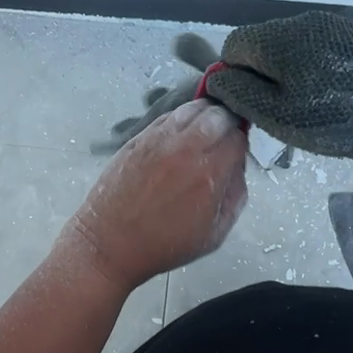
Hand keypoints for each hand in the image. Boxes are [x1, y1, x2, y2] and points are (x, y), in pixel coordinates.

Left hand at [62, 99, 248, 290]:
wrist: (111, 242)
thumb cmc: (166, 244)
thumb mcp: (215, 234)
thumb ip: (235, 196)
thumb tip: (238, 167)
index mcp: (210, 173)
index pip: (238, 138)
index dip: (240, 145)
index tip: (234, 155)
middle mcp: (188, 148)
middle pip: (219, 115)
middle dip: (226, 124)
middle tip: (221, 139)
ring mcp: (161, 138)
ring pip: (193, 108)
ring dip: (204, 115)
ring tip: (202, 131)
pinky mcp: (141, 136)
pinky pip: (169, 115)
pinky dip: (181, 119)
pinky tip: (180, 134)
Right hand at [204, 12, 352, 203]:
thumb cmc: (328, 119)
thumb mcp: (274, 114)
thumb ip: (238, 91)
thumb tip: (216, 76)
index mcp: (276, 38)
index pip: (235, 46)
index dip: (236, 73)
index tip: (252, 100)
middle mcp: (300, 21)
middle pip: (263, 42)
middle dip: (263, 70)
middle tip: (281, 105)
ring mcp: (329, 24)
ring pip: (291, 42)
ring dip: (289, 66)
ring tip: (309, 99)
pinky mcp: (352, 34)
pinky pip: (317, 44)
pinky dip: (313, 62)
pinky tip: (330, 88)